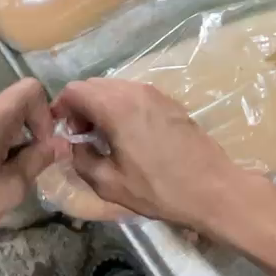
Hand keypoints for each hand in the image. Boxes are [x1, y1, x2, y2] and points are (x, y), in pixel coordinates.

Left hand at [0, 79, 57, 262]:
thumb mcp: (11, 187)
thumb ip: (39, 159)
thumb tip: (61, 143)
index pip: (31, 89)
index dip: (46, 113)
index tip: (42, 147)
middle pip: (13, 106)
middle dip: (29, 133)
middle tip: (27, 170)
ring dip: (10, 144)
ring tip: (4, 180)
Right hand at [52, 79, 272, 229]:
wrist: (214, 189)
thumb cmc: (160, 189)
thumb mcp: (109, 183)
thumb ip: (81, 160)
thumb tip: (75, 146)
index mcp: (116, 106)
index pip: (75, 90)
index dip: (61, 108)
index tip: (62, 132)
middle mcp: (134, 91)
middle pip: (94, 85)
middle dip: (80, 107)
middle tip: (82, 138)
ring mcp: (156, 94)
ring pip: (115, 88)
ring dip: (101, 107)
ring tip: (104, 138)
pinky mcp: (171, 102)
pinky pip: (134, 95)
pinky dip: (121, 108)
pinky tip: (128, 136)